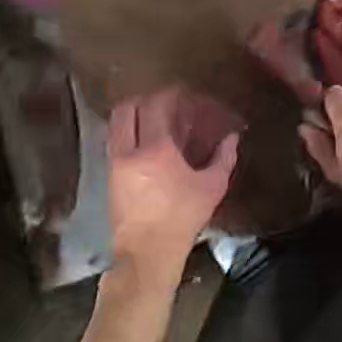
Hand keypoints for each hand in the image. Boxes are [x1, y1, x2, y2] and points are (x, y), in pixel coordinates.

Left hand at [107, 87, 239, 293]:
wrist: (148, 250)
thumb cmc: (184, 215)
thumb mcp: (212, 186)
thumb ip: (223, 158)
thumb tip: (231, 139)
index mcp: (156, 150)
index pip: (155, 108)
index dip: (168, 95)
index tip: (181, 91)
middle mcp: (129, 151)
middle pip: (125, 110)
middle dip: (143, 99)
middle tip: (162, 100)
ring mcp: (115, 163)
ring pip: (115, 126)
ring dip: (133, 115)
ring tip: (153, 118)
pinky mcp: (110, 176)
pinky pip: (116, 142)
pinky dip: (129, 133)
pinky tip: (147, 142)